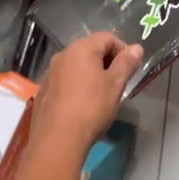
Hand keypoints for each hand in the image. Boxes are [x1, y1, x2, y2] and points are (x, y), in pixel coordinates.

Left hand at [34, 32, 142, 152]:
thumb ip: (126, 63)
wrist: (57, 142)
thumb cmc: (91, 108)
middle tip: (118, 82)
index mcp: (81, 48)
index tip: (130, 68)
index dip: (123, 50)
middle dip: (107, 62)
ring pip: (76, 67)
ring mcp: (49, 74)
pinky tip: (81, 107)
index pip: (107, 38)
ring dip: (90, 75)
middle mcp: (62, 55)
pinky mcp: (42, 93)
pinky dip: (76, 87)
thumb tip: (136, 48)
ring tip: (100, 95)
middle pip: (90, 50)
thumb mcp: (115, 85)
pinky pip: (64, 82)